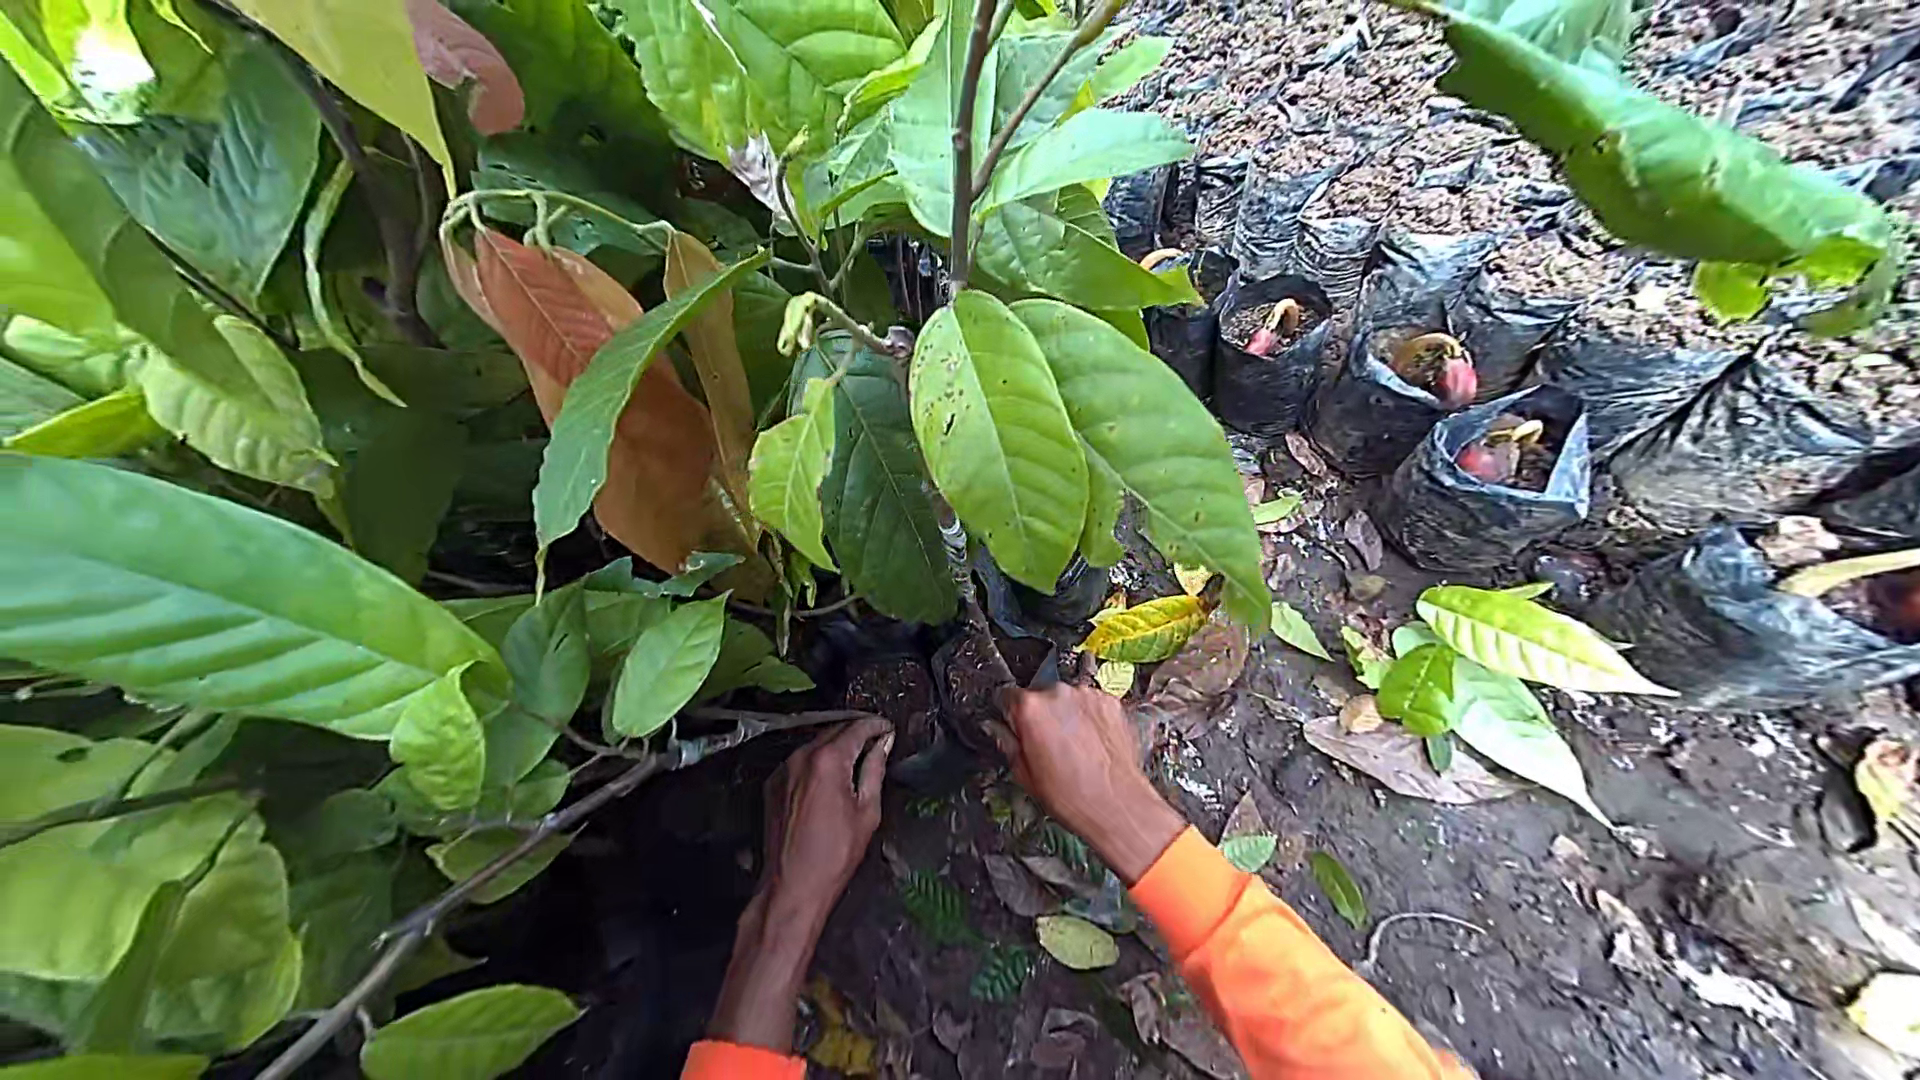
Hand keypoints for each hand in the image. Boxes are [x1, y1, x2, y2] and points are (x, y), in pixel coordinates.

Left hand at [757, 714, 892, 923]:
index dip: (876, 725)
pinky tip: (831, 776)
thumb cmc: (834, 855)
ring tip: (857, 758)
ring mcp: (784, 770)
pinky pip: (801, 760)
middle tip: (877, 741)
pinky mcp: (773, 783)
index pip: (856, 728)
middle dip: (857, 733)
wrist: (791, 888)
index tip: (887, 729)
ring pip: (817, 743)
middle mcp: (802, 757)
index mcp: (828, 761)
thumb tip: (883, 744)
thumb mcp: (867, 811)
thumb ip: (875, 769)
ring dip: (837, 745)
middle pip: (835, 730)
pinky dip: (818, 760)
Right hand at [995, 683, 1184, 884]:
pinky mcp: (1110, 702)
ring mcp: (1087, 694)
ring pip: (1066, 699)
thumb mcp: (1025, 776)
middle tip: (1047, 745)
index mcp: (1030, 708)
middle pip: (1039, 695)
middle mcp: (1058, 693)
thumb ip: (1008, 743)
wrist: (1119, 806)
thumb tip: (998, 730)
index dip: (1010, 714)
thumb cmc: (1073, 797)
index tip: (1015, 726)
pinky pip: (1090, 704)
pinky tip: (1091, 743)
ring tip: (1074, 747)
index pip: (1007, 696)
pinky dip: (1089, 717)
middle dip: (1040, 715)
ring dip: (1066, 715)